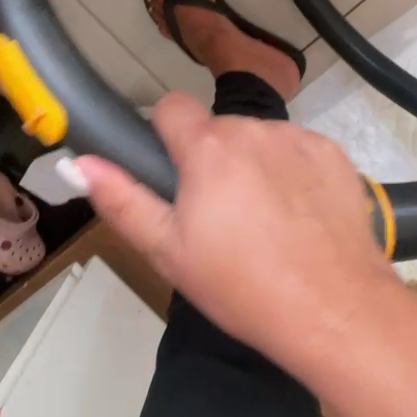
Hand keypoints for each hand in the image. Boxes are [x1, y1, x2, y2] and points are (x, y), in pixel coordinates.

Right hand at [73, 94, 398, 363]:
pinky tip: (299, 217)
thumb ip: (121, 199)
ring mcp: (299, 137)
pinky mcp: (333, 153)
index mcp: (208, 146)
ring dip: (253, 165)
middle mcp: (254, 128)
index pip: (171, 106)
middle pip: (218, 130)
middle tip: (219, 216)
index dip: (165, 135)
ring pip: (259, 140)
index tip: (174, 172)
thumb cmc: (243, 286)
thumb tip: (80, 162)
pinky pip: (299, 151)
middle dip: (212, 160)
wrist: (336, 310)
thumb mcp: (168, 252)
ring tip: (264, 222)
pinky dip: (293, 174)